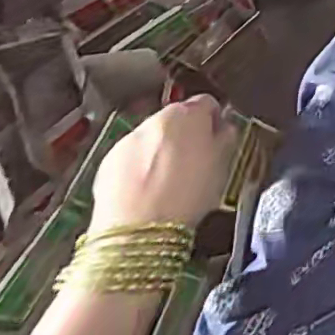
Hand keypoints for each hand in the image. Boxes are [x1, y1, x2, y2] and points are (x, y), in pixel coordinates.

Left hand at [88, 94, 239, 231]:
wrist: (139, 231)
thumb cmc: (185, 199)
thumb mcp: (222, 167)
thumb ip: (225, 138)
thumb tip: (225, 130)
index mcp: (188, 114)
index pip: (207, 103)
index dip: (214, 120)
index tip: (217, 136)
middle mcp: (156, 120)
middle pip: (177, 119)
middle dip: (185, 137)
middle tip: (195, 164)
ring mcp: (130, 139)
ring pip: (152, 139)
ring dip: (161, 153)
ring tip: (170, 185)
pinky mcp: (109, 162)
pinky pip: (130, 158)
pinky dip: (139, 169)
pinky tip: (148, 193)